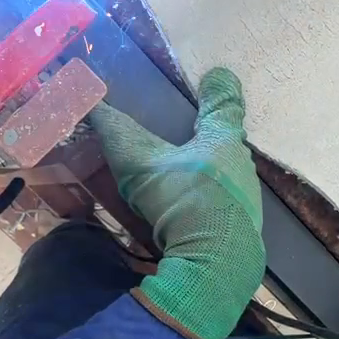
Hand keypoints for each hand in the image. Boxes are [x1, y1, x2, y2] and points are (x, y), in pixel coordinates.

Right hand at [88, 67, 264, 338]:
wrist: (216, 262)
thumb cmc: (183, 198)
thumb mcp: (140, 162)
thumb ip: (116, 131)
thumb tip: (90, 101)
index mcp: (223, 140)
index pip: (224, 104)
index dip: (218, 89)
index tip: (216, 76)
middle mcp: (243, 166)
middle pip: (228, 144)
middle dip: (211, 140)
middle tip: (189, 138)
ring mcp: (248, 201)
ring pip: (229, 179)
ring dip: (210, 178)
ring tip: (185, 182)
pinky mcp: (244, 232)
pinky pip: (225, 210)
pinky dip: (210, 208)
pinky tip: (191, 218)